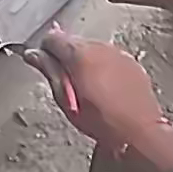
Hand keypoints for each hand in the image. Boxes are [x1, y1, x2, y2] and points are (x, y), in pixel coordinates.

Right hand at [24, 28, 172, 171]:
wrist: (139, 132)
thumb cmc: (99, 119)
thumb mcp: (64, 99)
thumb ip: (49, 71)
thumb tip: (33, 54)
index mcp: (78, 54)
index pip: (52, 39)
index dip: (44, 52)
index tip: (45, 67)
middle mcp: (99, 47)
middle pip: (72, 42)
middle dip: (66, 57)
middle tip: (67, 83)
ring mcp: (118, 53)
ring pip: (91, 48)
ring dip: (85, 61)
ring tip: (87, 86)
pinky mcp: (132, 63)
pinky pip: (109, 57)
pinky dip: (103, 66)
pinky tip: (105, 86)